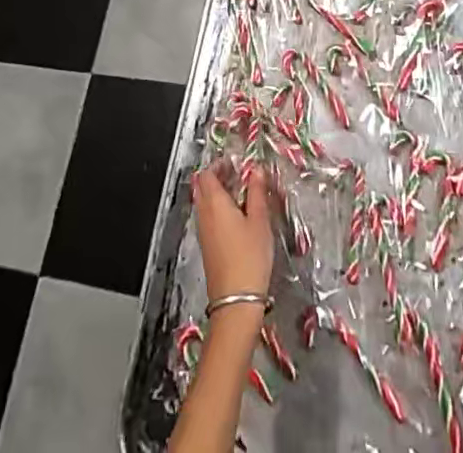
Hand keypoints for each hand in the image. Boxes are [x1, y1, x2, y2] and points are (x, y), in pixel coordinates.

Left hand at [192, 166, 273, 310]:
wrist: (235, 299)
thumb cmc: (250, 257)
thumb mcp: (260, 221)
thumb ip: (257, 193)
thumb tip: (256, 170)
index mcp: (214, 202)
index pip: (207, 174)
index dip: (219, 164)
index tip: (236, 163)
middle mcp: (203, 213)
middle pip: (202, 186)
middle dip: (217, 177)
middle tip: (238, 175)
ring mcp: (203, 230)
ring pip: (204, 202)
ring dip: (218, 193)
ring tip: (241, 193)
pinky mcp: (206, 244)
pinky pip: (208, 217)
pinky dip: (218, 209)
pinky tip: (237, 216)